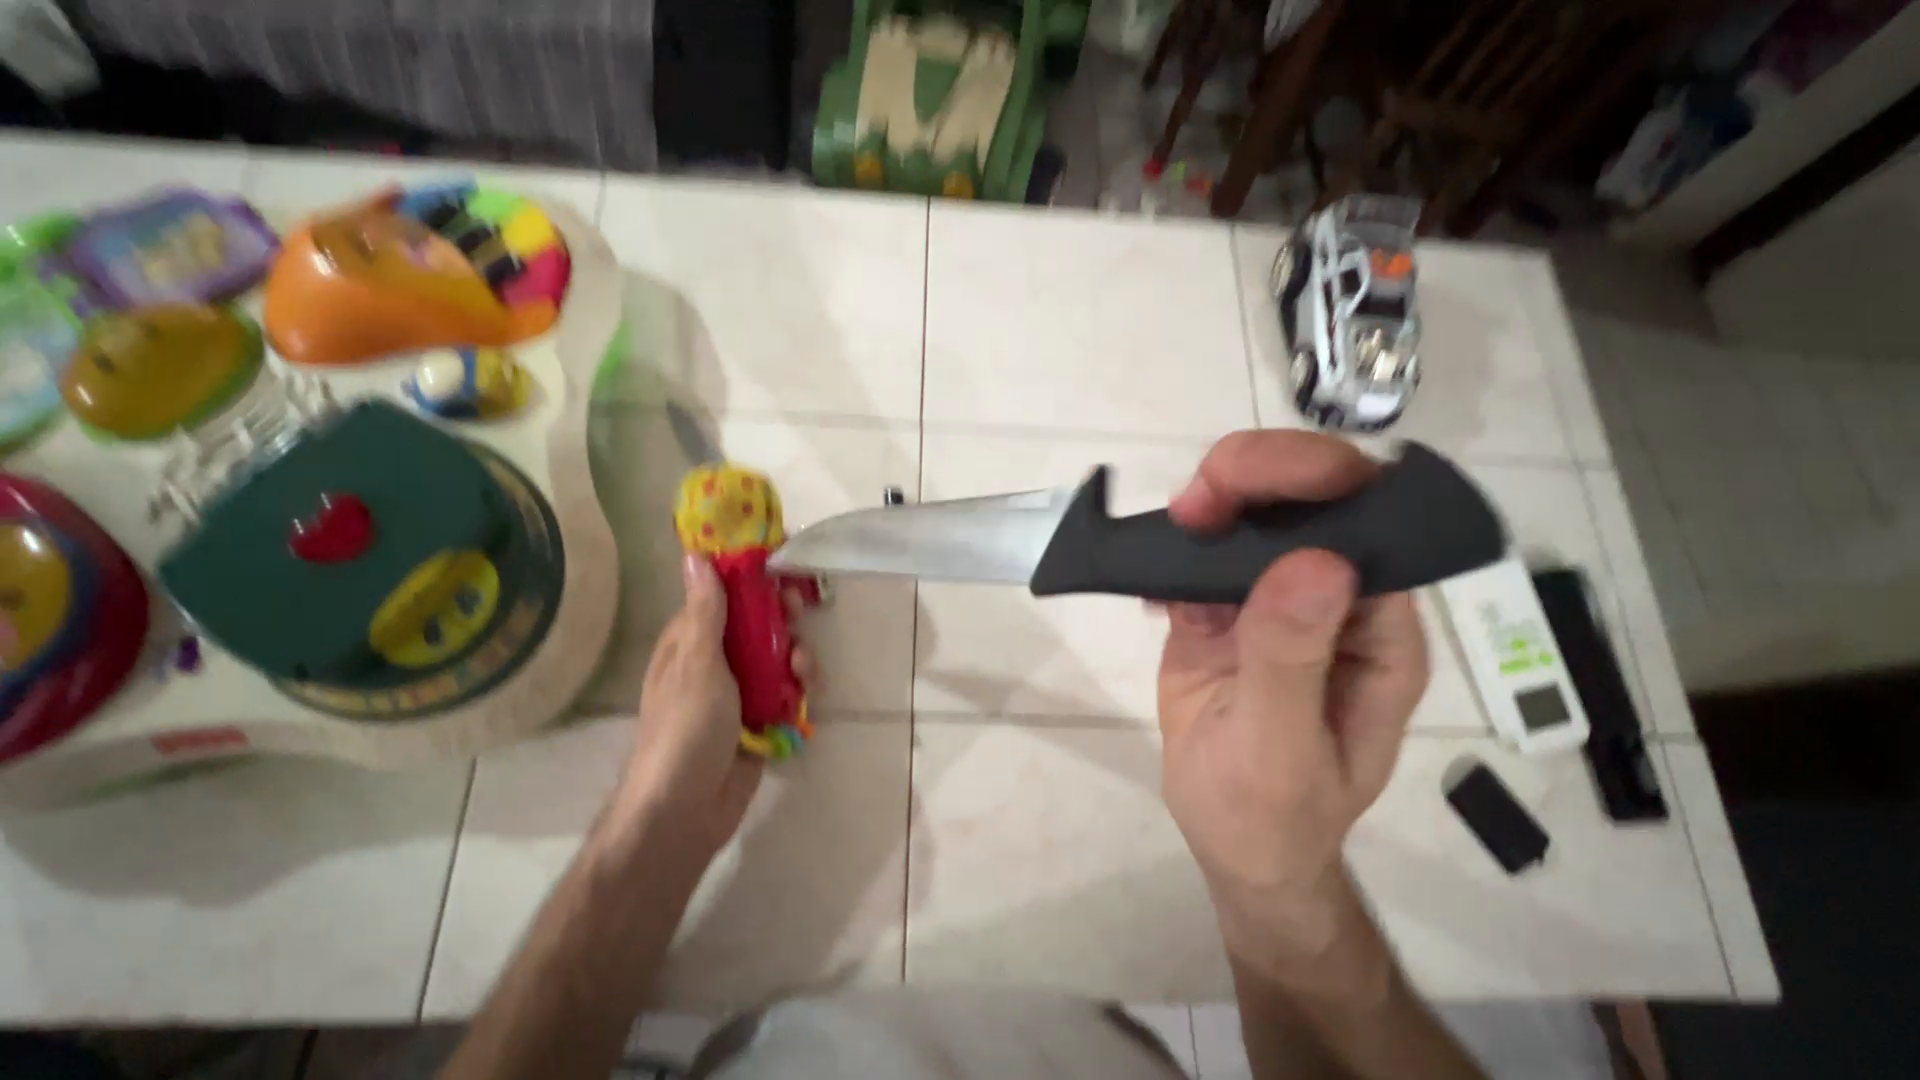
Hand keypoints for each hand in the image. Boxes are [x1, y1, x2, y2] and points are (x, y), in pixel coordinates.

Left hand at [616, 555, 808, 858]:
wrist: (685, 810)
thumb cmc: (685, 728)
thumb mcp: (697, 663)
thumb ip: (706, 611)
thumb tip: (694, 555)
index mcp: (690, 642)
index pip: (723, 594)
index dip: (751, 576)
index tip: (782, 564)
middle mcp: (714, 662)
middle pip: (756, 624)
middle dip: (782, 618)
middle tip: (799, 615)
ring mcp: (738, 694)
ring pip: (777, 658)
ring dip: (795, 657)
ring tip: (801, 672)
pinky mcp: (759, 722)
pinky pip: (786, 694)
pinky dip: (798, 691)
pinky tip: (803, 697)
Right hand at [1158, 432, 1427, 964]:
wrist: (1234, 848)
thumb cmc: (1273, 815)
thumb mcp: (1281, 749)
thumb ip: (1292, 659)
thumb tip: (1316, 560)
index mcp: (1377, 630)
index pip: (1370, 524)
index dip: (1317, 484)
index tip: (1245, 485)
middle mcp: (1335, 602)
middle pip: (1312, 502)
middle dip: (1258, 477)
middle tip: (1194, 501)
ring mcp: (1275, 603)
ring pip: (1255, 518)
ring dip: (1213, 504)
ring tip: (1172, 525)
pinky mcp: (1222, 613)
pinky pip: (1201, 560)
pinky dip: (1173, 552)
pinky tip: (1151, 577)